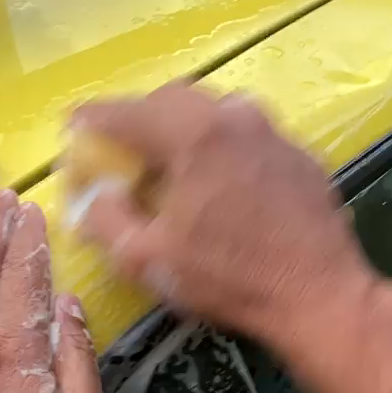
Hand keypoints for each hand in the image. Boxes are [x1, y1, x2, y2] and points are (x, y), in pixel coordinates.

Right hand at [69, 82, 380, 349]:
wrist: (318, 294)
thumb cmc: (229, 279)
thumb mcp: (150, 260)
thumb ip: (106, 220)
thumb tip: (88, 195)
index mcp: (192, 135)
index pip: (125, 112)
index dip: (92, 121)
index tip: (73, 129)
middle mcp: (234, 116)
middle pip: (171, 99)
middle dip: (138, 120)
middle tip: (122, 152)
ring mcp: (272, 130)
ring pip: (213, 111)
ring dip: (182, 129)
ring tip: (171, 165)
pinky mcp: (298, 153)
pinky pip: (246, 134)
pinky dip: (220, 146)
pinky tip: (221, 183)